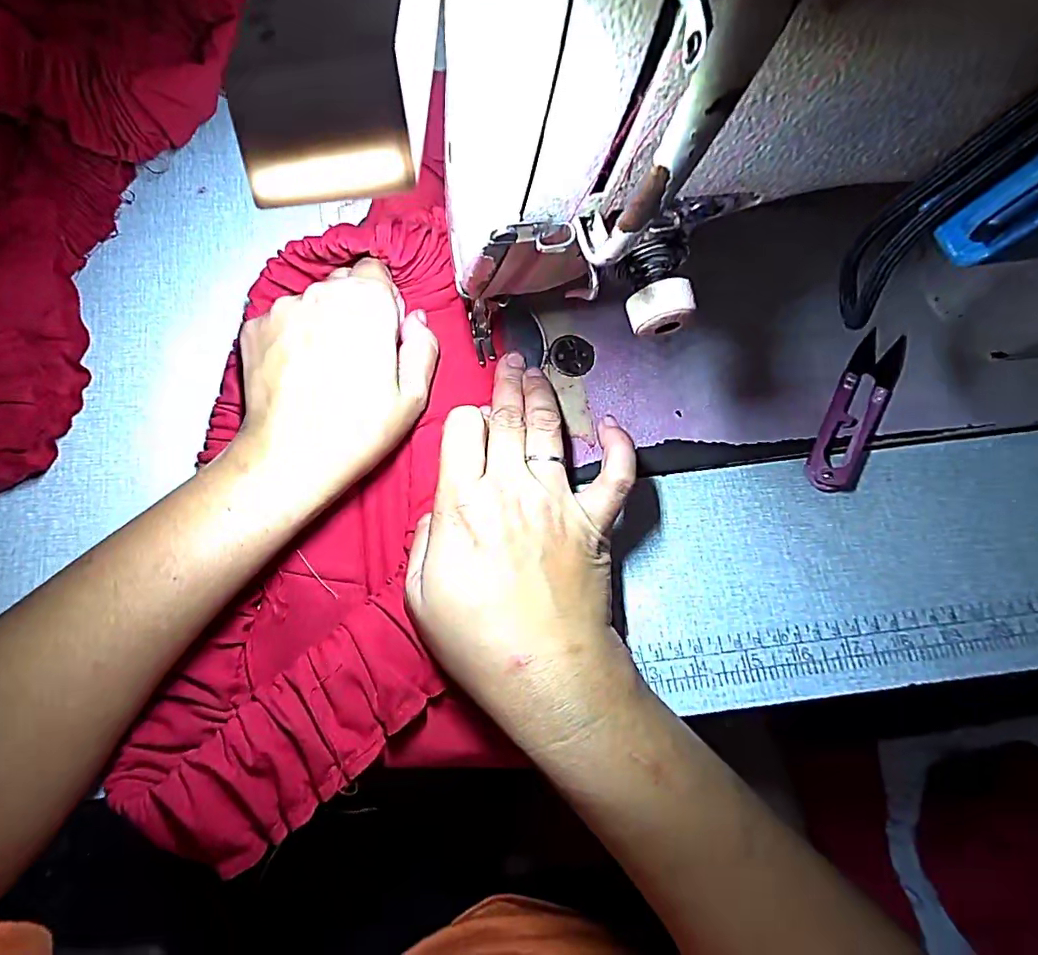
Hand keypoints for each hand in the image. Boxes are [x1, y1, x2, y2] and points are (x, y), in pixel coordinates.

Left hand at [226, 257, 438, 512]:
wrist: (288, 459)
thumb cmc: (352, 433)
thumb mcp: (413, 397)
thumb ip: (423, 346)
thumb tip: (415, 322)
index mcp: (366, 300)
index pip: (376, 273)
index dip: (382, 303)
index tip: (381, 334)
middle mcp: (321, 293)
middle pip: (341, 285)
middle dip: (349, 311)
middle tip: (352, 358)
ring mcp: (281, 309)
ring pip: (308, 304)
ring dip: (316, 324)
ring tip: (320, 371)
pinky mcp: (253, 329)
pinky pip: (278, 323)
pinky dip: (286, 340)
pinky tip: (295, 374)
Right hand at [404, 353, 636, 752]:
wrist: (546, 675)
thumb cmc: (476, 641)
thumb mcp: (419, 594)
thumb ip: (421, 541)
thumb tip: (438, 513)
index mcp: (461, 504)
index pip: (461, 431)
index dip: (463, 416)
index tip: (466, 420)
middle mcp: (510, 490)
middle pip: (507, 419)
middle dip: (506, 384)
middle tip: (510, 362)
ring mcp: (557, 502)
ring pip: (551, 431)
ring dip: (545, 396)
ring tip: (539, 373)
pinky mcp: (594, 523)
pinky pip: (615, 475)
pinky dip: (618, 446)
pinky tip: (611, 425)